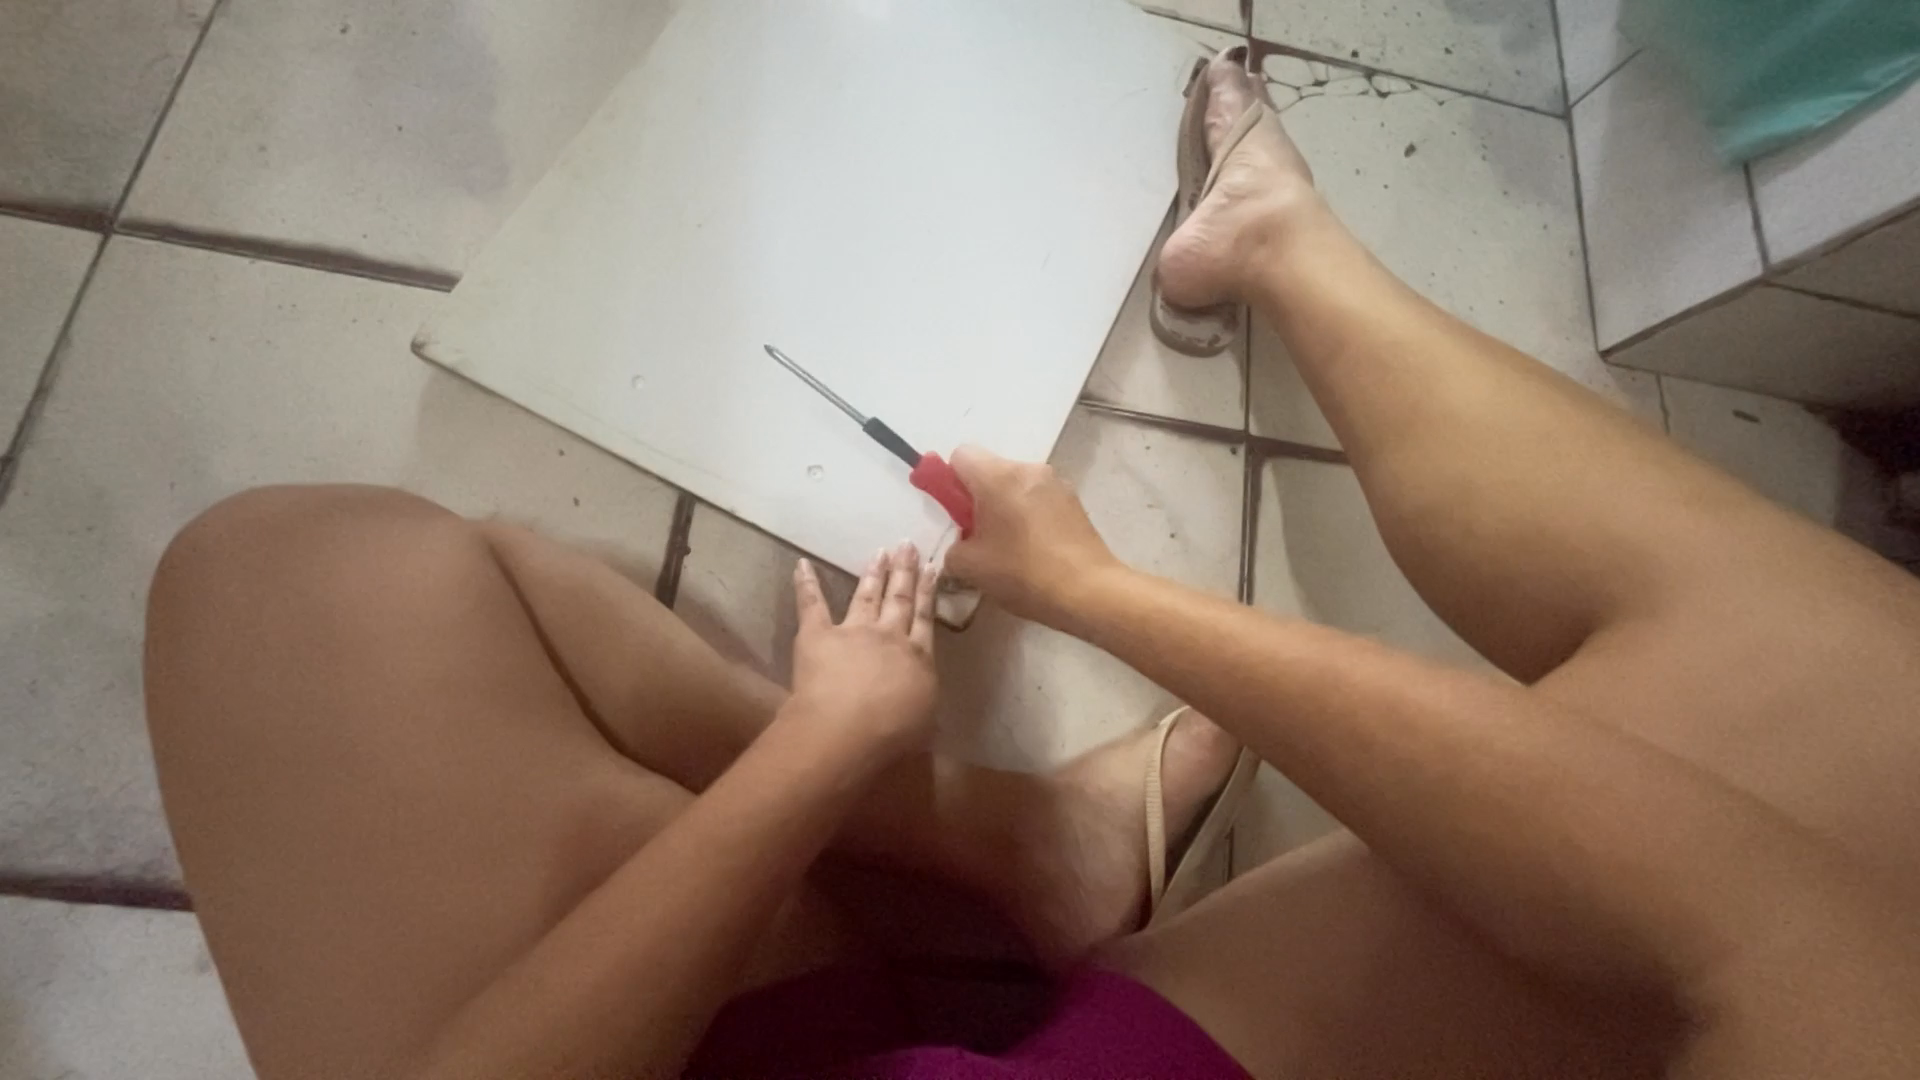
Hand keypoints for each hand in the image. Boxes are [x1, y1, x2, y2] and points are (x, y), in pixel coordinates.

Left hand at [786, 542, 938, 759]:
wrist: (848, 728)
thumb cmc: (891, 734)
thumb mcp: (924, 723)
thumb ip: (925, 704)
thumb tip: (925, 703)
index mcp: (918, 658)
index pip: (925, 617)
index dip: (928, 591)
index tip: (932, 566)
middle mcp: (889, 637)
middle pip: (900, 599)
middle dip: (904, 572)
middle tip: (907, 545)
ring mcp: (853, 631)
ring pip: (866, 596)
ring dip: (873, 574)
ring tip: (880, 552)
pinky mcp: (817, 635)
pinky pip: (811, 605)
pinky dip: (806, 584)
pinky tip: (802, 564)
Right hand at [944, 445, 1121, 626]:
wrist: (1088, 590)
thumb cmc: (1023, 573)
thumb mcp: (970, 567)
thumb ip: (953, 549)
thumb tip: (962, 546)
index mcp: (998, 477)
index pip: (961, 455)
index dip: (949, 480)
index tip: (954, 513)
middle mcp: (1028, 469)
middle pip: (990, 469)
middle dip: (978, 497)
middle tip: (979, 536)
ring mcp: (1056, 483)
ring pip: (1015, 485)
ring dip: (1005, 506)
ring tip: (1009, 547)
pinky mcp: (1074, 501)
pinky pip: (1038, 498)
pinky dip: (1028, 515)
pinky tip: (1034, 549)